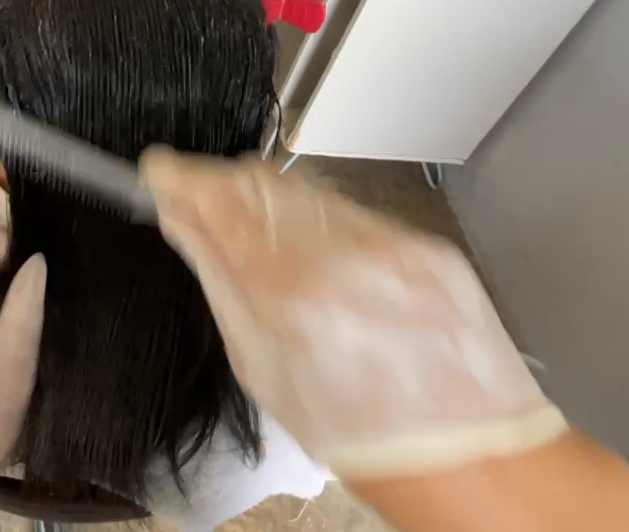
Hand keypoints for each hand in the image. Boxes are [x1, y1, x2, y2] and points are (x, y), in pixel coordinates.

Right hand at [141, 149, 567, 479]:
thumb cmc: (347, 427)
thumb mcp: (257, 363)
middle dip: (217, 181)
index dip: (179, 175)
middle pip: (255, 179)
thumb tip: (178, 216)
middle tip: (200, 200)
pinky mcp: (422, 241)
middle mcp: (339, 255)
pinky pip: (345, 207)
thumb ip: (216, 276)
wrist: (470, 458)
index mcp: (289, 295)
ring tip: (256, 230)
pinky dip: (312, 216)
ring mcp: (388, 243)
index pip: (217, 199)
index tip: (158, 170)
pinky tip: (315, 254)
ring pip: (299, 186)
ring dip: (263, 196)